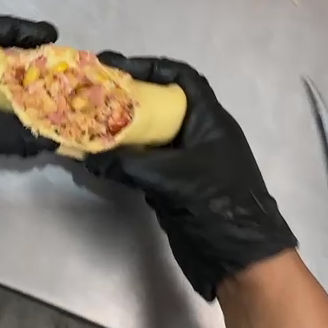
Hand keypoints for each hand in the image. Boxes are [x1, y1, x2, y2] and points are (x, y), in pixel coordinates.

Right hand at [84, 53, 295, 299]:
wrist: (241, 261)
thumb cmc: (221, 207)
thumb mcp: (175, 179)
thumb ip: (129, 164)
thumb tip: (88, 156)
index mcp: (209, 120)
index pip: (182, 78)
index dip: (150, 66)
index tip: (115, 66)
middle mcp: (196, 135)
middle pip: (159, 103)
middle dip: (126, 96)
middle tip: (92, 92)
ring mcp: (183, 162)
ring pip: (146, 134)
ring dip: (118, 129)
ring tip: (86, 121)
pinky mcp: (171, 187)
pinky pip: (140, 163)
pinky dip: (118, 159)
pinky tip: (95, 158)